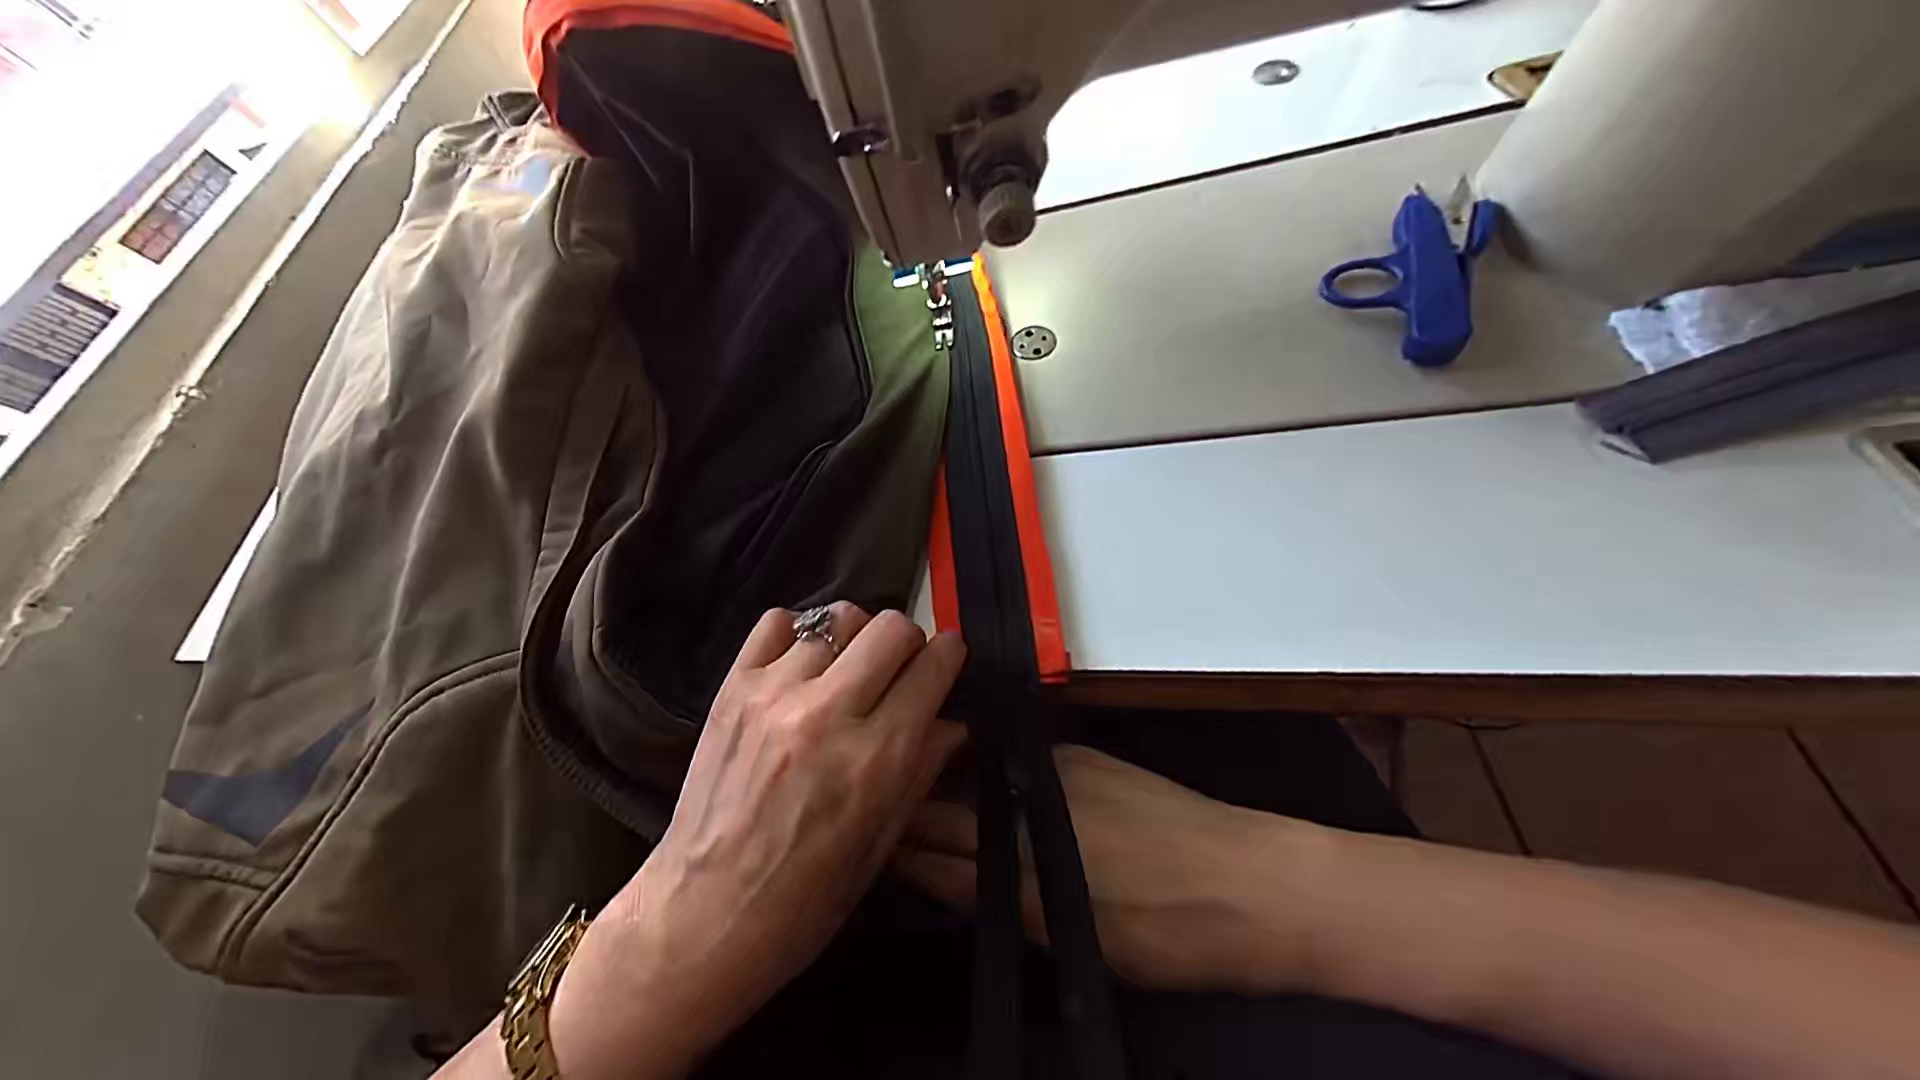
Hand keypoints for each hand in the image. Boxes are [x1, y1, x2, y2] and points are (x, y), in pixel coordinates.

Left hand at [550, 604, 967, 1078]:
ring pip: (839, 616)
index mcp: (874, 759)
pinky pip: (777, 622)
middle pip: (891, 627)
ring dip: (858, 637)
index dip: (951, 657)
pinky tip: (803, 665)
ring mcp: (774, 694)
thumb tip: (953, 718)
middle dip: (909, 642)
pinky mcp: (733, 688)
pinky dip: (800, 633)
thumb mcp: (883, 842)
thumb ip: (923, 766)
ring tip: (851, 669)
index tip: (948, 662)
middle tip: (902, 669)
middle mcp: (827, 713)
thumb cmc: (806, 898)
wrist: (703, 917)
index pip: (933, 668)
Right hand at [896, 744, 1330, 992]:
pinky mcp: (1084, 758)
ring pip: (978, 776)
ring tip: (909, 798)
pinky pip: (1012, 764)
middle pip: (950, 797)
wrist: (1259, 884)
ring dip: (943, 788)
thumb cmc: (1167, 929)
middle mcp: (1034, 788)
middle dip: (908, 806)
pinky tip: (973, 785)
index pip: (937, 835)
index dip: (896, 836)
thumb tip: (926, 871)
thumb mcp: (1072, 932)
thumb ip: (994, 898)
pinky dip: (985, 777)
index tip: (862, 838)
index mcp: (1026, 836)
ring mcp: (1060, 767)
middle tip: (871, 812)